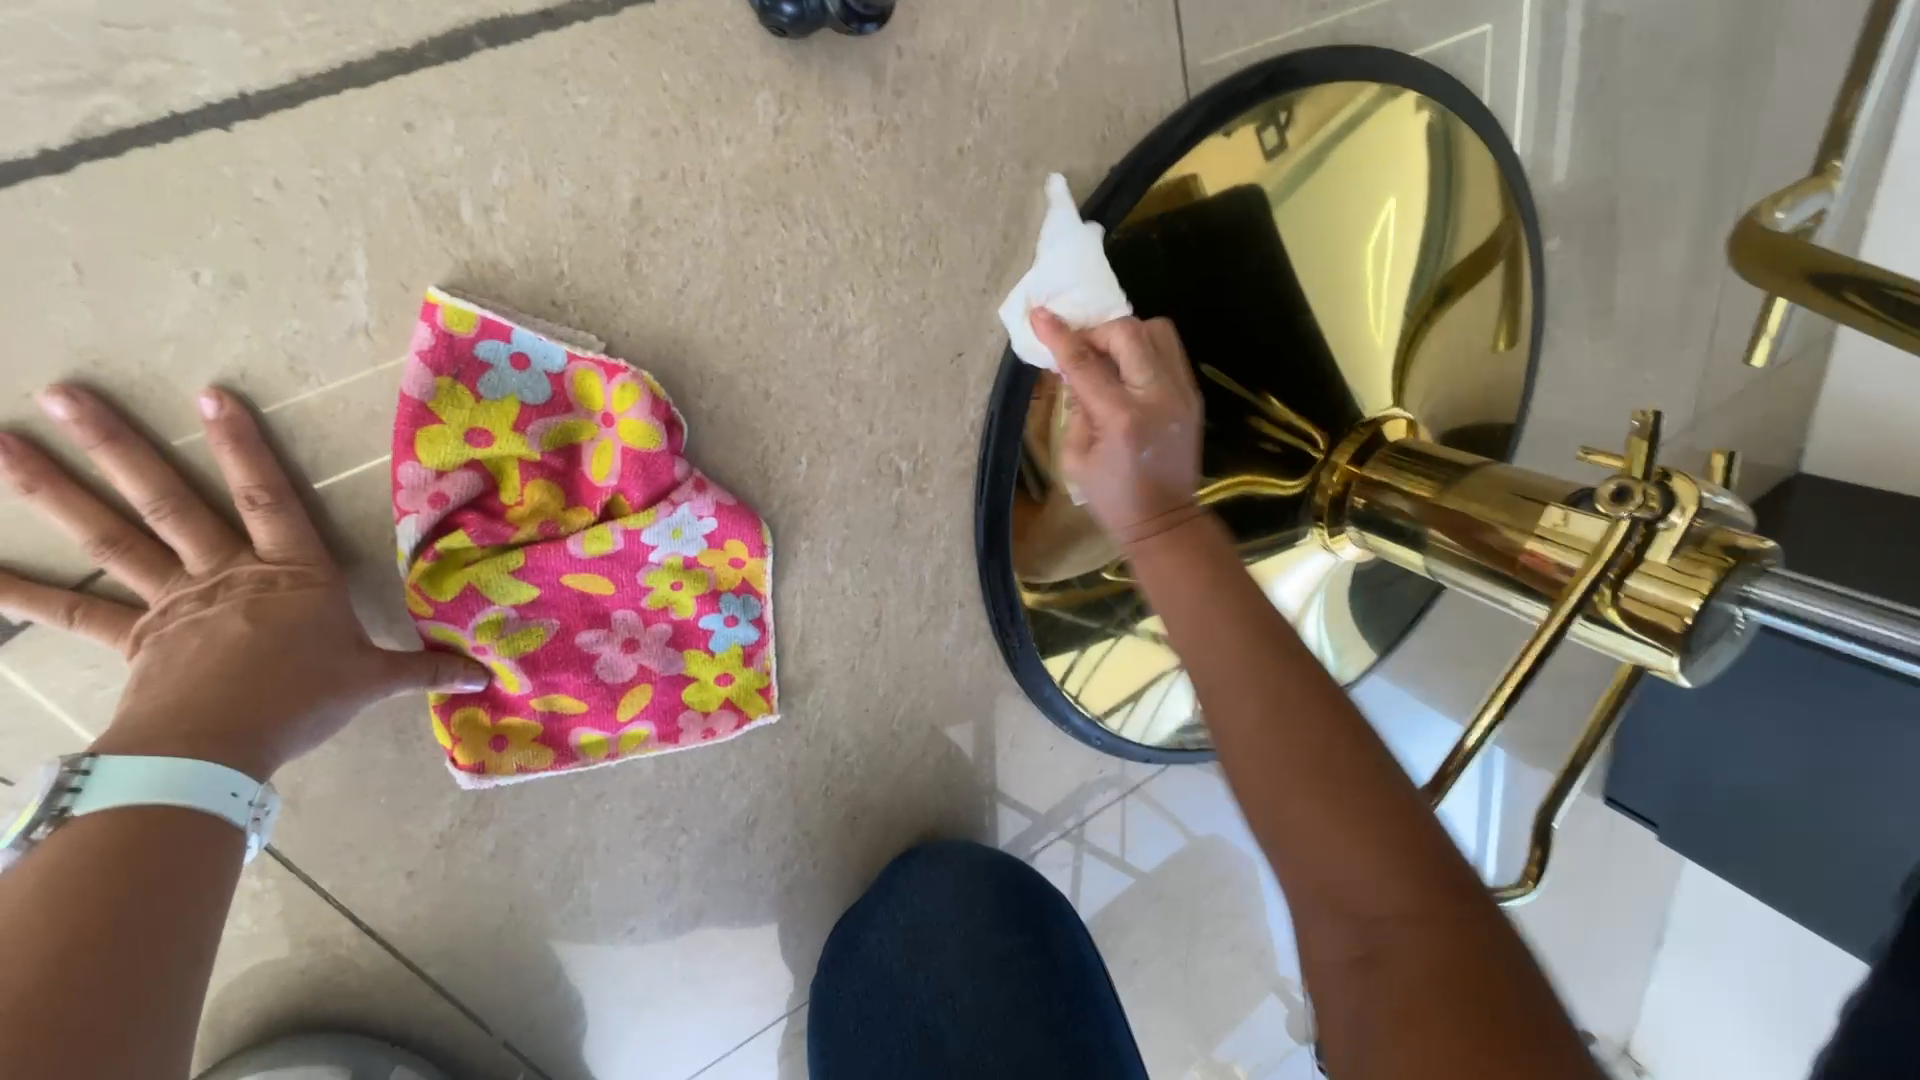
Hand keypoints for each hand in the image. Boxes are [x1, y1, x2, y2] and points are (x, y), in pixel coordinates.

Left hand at [0, 385, 488, 780]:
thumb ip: (426, 669)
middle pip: (169, 502)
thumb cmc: (303, 700)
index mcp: (291, 575)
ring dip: (52, 490)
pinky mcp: (131, 638)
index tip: (211, 394)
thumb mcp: (376, 681)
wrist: (218, 747)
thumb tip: (487, 673)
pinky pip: (67, 612)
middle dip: (119, 447)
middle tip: (64, 393)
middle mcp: (225, 573)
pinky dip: (17, 591)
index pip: (270, 499)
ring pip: (109, 538)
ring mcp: (170, 601)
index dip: (244, 447)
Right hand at [1028, 309, 1205, 545]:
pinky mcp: (1193, 395)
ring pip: (1157, 331)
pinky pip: (1169, 351)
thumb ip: (1075, 405)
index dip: (1060, 336)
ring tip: (1107, 357)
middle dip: (1097, 332)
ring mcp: (1182, 393)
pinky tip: (1127, 371)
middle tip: (1080, 349)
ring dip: (1125, 336)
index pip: (1086, 363)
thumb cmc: (1112, 497)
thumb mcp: (1075, 456)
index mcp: (1123, 418)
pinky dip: (1143, 350)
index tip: (1040, 315)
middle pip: (1128, 332)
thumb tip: (1074, 370)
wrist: (1164, 521)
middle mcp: (1158, 397)